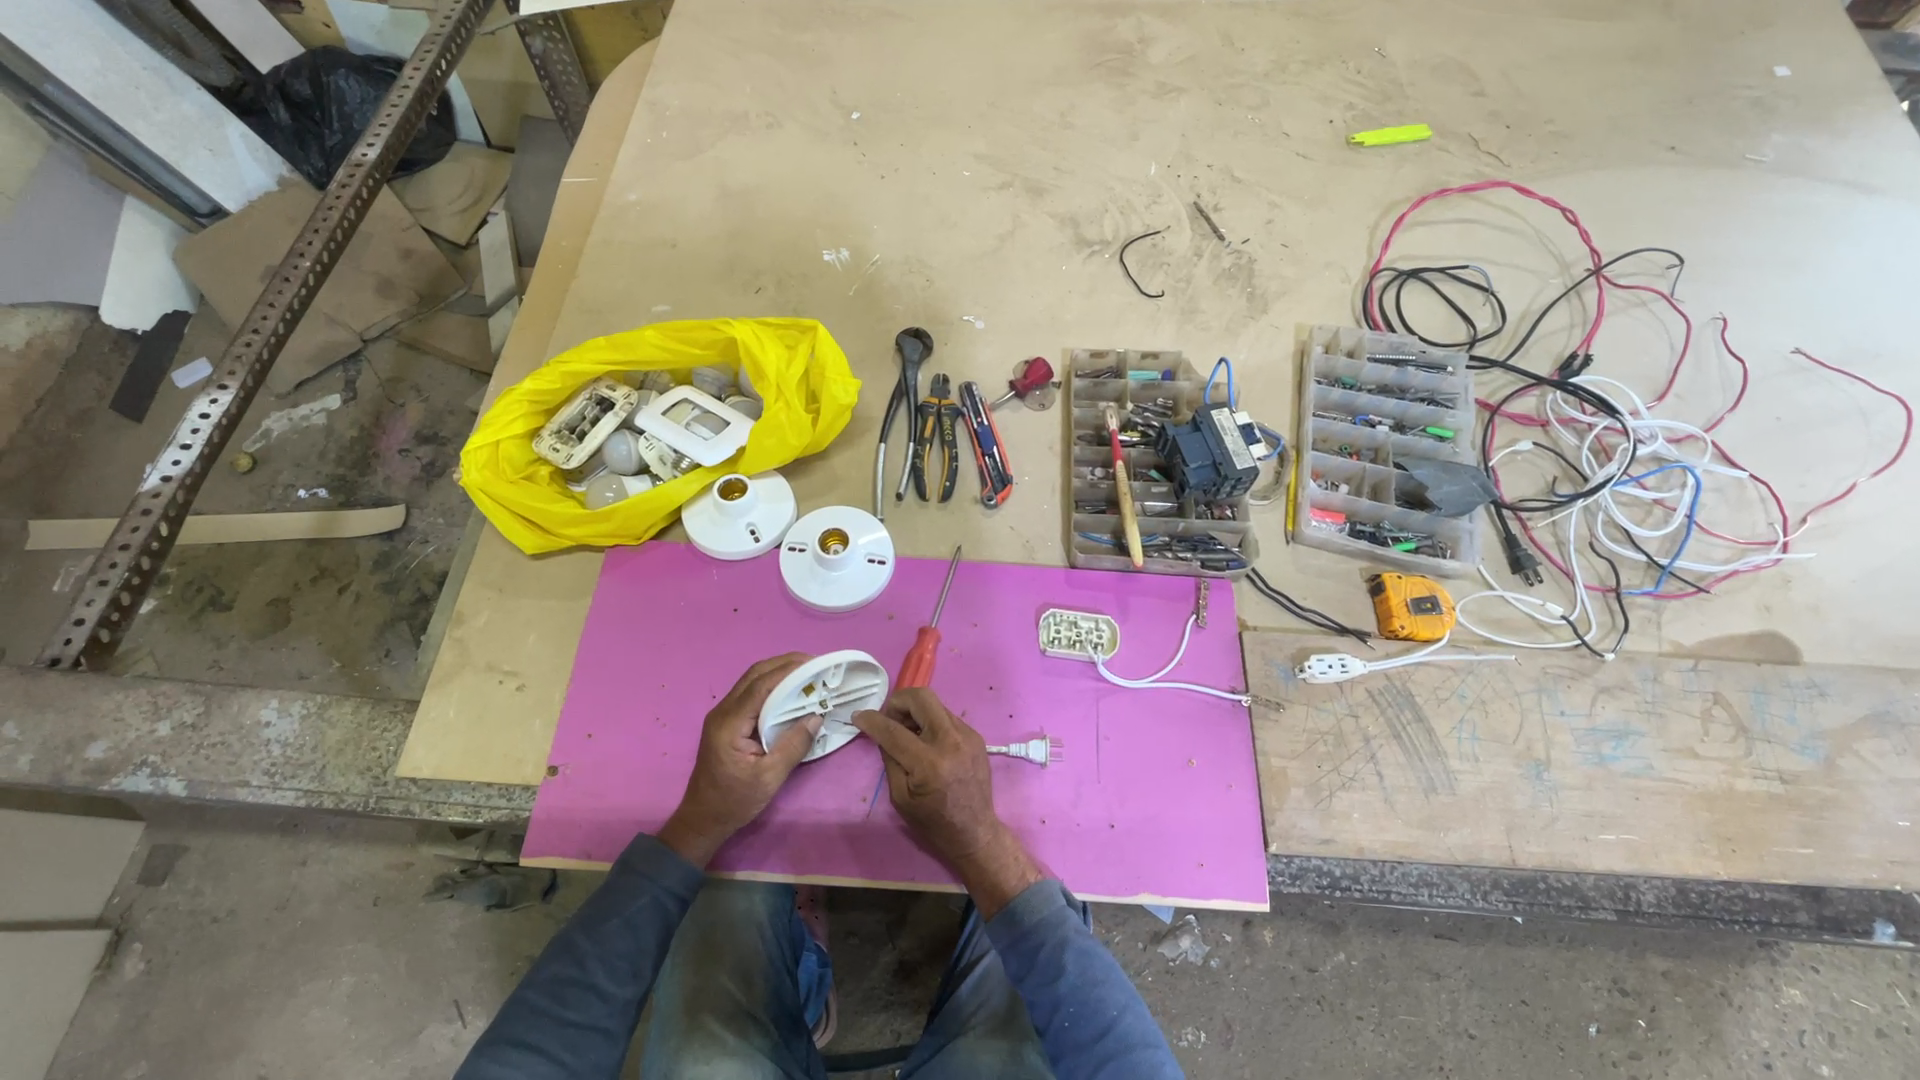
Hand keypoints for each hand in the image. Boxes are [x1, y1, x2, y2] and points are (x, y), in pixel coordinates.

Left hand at [658, 653, 818, 867]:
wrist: (704, 819)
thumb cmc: (734, 801)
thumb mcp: (769, 778)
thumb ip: (793, 746)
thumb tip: (816, 717)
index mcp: (729, 724)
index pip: (760, 686)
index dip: (788, 671)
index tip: (815, 664)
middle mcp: (722, 712)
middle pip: (754, 675)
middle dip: (785, 664)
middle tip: (815, 664)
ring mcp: (722, 715)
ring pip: (751, 681)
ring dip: (778, 673)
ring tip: (808, 673)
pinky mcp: (727, 722)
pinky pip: (751, 694)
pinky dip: (772, 686)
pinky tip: (790, 692)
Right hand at [853, 689, 1042, 915]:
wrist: (974, 831)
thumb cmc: (933, 821)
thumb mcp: (900, 796)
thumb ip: (889, 758)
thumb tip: (881, 731)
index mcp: (929, 764)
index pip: (894, 730)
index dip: (872, 720)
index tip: (858, 716)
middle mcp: (952, 742)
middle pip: (922, 697)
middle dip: (898, 702)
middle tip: (889, 719)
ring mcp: (968, 736)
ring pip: (935, 704)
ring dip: (915, 711)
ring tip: (907, 733)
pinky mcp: (976, 737)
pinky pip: (947, 717)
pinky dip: (931, 722)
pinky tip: (926, 742)